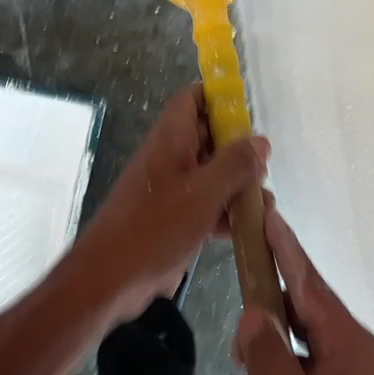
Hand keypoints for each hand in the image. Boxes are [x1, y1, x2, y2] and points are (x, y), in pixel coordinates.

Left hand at [72, 85, 269, 320]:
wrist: (109, 278)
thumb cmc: (156, 226)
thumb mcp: (204, 192)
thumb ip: (235, 164)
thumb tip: (260, 141)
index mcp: (171, 137)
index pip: (193, 97)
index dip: (219, 96)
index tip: (248, 111)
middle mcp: (169, 155)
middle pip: (206, 135)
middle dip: (237, 147)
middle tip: (264, 165)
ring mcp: (168, 188)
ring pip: (207, 173)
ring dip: (234, 184)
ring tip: (264, 202)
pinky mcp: (169, 217)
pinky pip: (201, 203)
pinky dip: (223, 211)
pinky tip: (247, 228)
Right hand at [233, 198, 373, 374]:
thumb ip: (271, 353)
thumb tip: (251, 313)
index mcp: (348, 334)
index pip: (308, 279)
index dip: (285, 245)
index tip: (268, 211)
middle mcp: (352, 339)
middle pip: (303, 303)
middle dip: (268, 297)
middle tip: (239, 302)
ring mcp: (350, 360)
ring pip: (303, 330)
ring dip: (273, 331)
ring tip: (243, 349)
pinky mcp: (343, 374)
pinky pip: (308, 351)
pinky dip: (284, 350)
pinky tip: (264, 363)